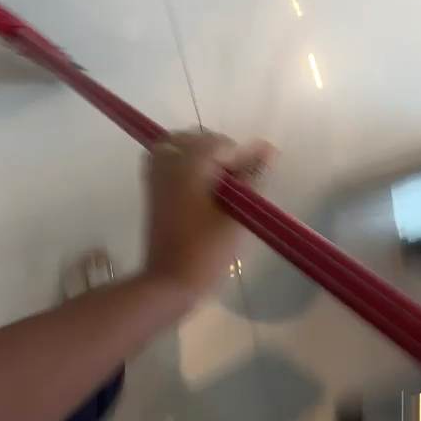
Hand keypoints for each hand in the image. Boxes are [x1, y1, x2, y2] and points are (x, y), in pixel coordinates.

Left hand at [140, 130, 273, 299]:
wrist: (169, 281)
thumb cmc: (206, 250)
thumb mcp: (237, 213)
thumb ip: (253, 177)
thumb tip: (269, 150)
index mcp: (189, 163)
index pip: (222, 145)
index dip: (244, 158)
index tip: (258, 177)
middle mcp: (168, 160)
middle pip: (201, 140)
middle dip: (224, 155)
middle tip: (241, 184)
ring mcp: (156, 172)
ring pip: (184, 145)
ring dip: (205, 156)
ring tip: (223, 183)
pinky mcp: (152, 186)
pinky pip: (169, 158)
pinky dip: (186, 163)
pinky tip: (201, 183)